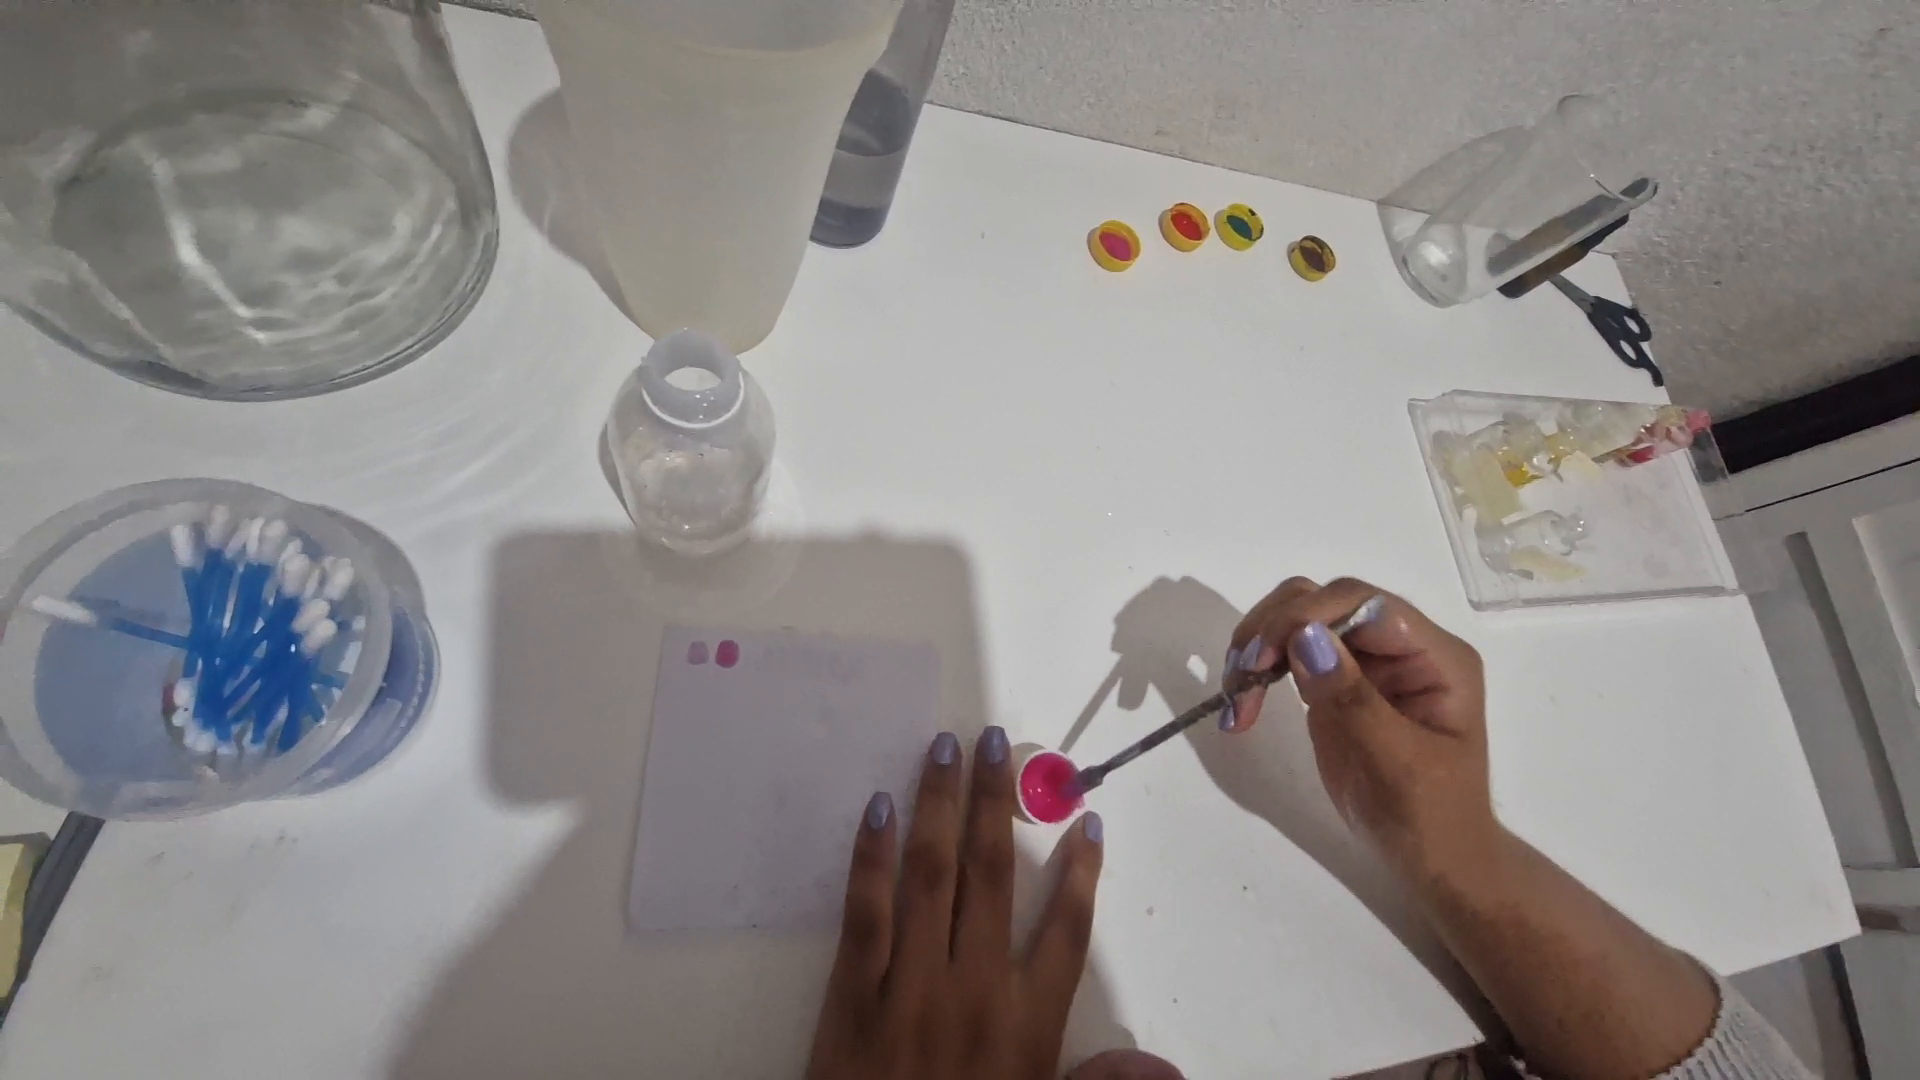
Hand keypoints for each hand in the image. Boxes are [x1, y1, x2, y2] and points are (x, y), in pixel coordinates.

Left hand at [805, 728, 1105, 1079]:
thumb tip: (1170, 1067)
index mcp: (1024, 1025)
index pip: (1065, 930)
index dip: (1080, 871)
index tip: (1087, 817)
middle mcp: (972, 989)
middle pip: (992, 874)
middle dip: (997, 801)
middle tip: (996, 740)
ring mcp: (908, 984)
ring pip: (931, 875)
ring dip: (941, 805)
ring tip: (947, 748)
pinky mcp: (851, 991)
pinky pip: (864, 911)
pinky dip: (872, 855)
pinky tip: (879, 805)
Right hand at [1221, 577, 1492, 872]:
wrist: (1429, 855)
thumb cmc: (1428, 816)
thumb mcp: (1396, 763)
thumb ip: (1352, 697)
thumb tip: (1304, 636)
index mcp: (1433, 655)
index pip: (1364, 603)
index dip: (1307, 616)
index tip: (1263, 658)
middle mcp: (1397, 644)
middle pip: (1321, 600)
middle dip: (1273, 630)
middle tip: (1240, 679)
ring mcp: (1362, 658)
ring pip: (1294, 618)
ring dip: (1255, 646)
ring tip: (1236, 695)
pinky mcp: (1330, 676)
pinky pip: (1284, 649)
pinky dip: (1254, 667)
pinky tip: (1242, 702)